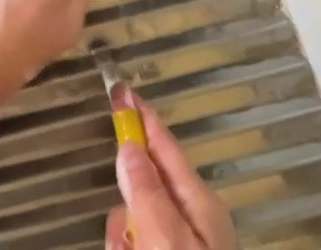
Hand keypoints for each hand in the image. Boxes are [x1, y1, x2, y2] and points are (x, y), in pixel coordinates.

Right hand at [107, 91, 236, 249]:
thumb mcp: (168, 239)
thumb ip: (147, 193)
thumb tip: (129, 145)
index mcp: (200, 202)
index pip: (165, 145)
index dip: (141, 116)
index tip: (120, 87)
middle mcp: (192, 216)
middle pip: (144, 182)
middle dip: (126, 203)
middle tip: (126, 238)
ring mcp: (182, 240)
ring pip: (134, 216)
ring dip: (123, 235)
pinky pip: (136, 240)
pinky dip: (127, 248)